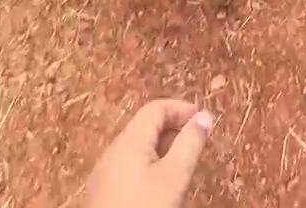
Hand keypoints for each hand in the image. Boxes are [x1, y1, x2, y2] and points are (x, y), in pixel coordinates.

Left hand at [83, 99, 213, 207]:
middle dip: (173, 129)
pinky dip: (148, 165)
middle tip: (195, 144)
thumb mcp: (175, 175)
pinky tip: (158, 186)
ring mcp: (104, 173)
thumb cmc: (145, 206)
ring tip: (181, 166)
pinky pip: (128, 166)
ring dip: (162, 149)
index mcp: (129, 140)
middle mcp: (113, 151)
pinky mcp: (102, 192)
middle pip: (145, 126)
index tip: (203, 122)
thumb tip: (204, 115)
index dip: (182, 109)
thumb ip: (191, 142)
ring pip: (137, 148)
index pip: (156, 108)